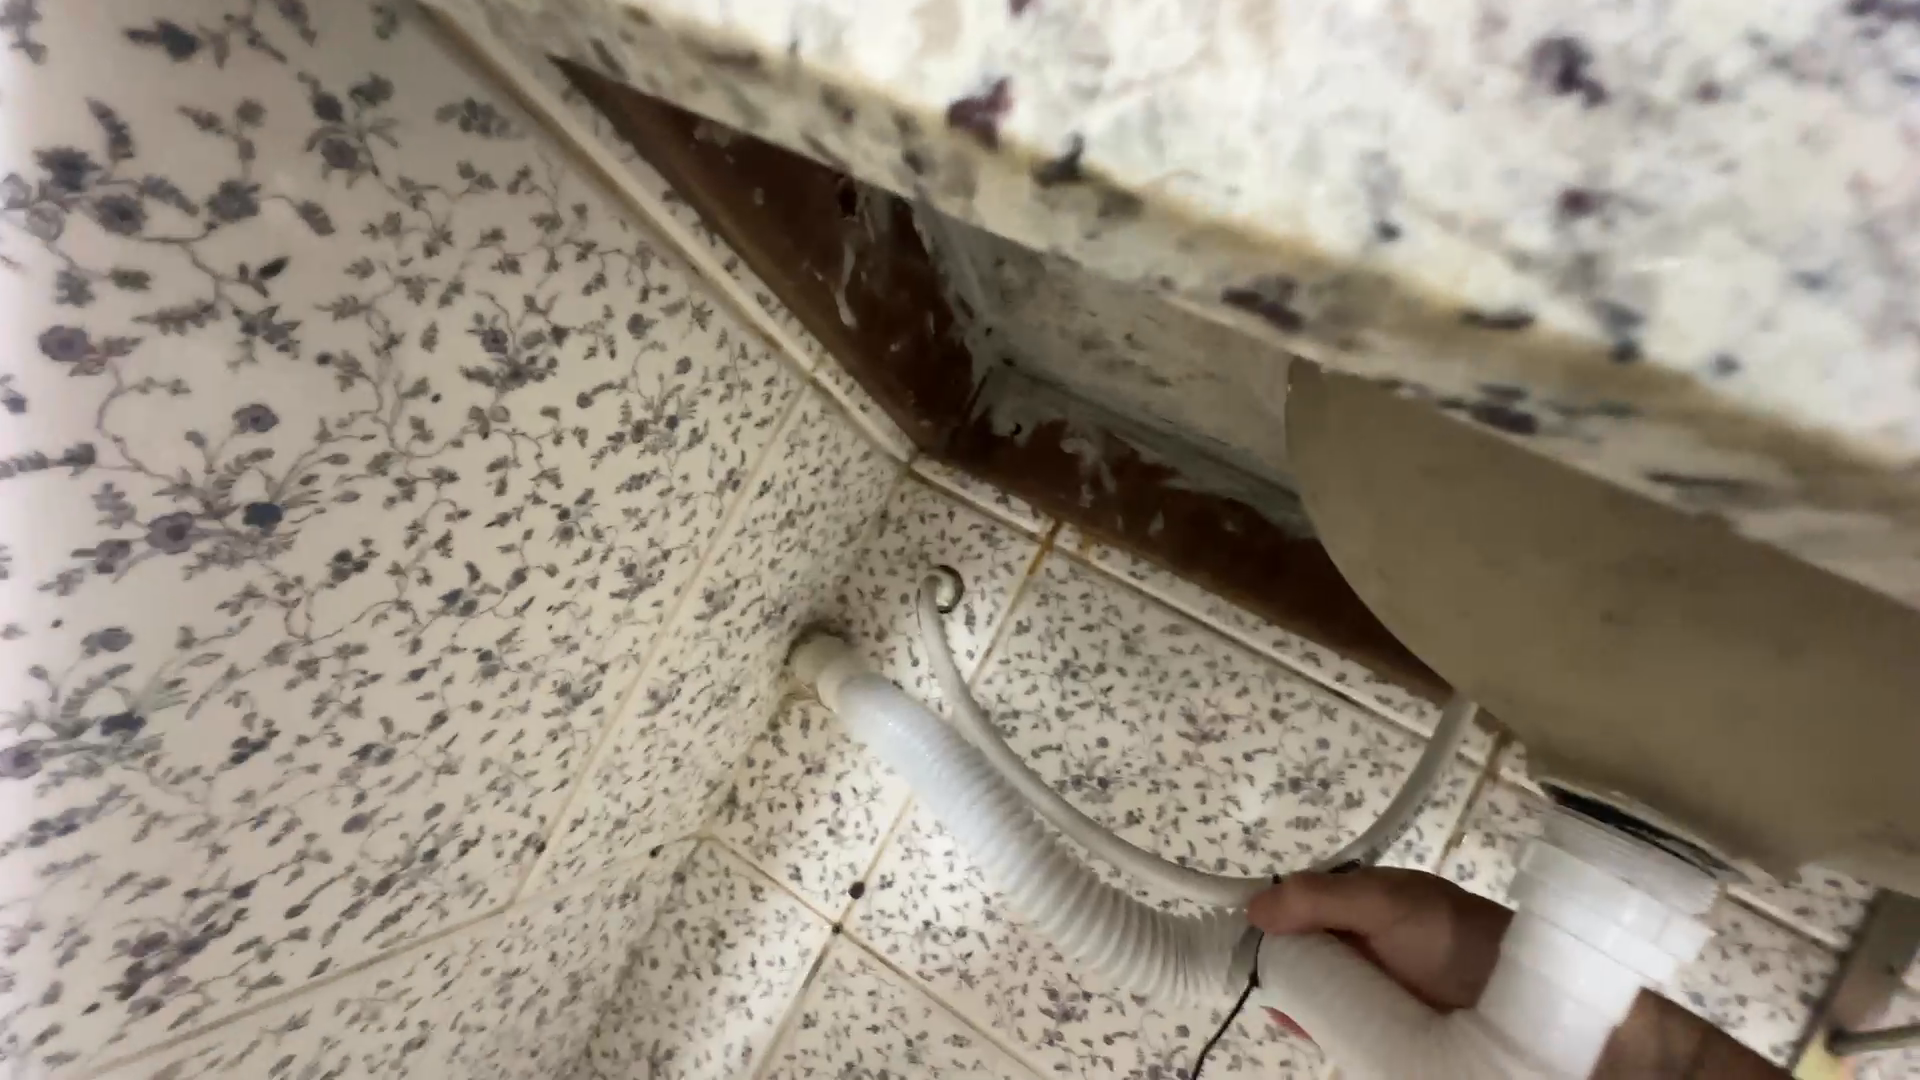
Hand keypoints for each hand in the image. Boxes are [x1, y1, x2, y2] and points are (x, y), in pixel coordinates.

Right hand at [1246, 868, 1512, 1036]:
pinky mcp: (1385, 1031)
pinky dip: (1313, 1025)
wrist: (1530, 1004)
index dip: (1270, 918)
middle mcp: (1362, 943)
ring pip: (1316, 989)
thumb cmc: (1452, 937)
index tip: (1244, 934)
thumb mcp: (1384, 901)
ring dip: (1292, 996)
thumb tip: (1251, 908)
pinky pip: (1338, 1027)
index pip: (1299, 905)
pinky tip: (1296, 1025)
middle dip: (1277, 962)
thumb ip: (1318, 897)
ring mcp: (1374, 990)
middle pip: (1302, 950)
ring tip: (1279, 1006)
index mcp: (1360, 904)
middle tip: (1260, 975)